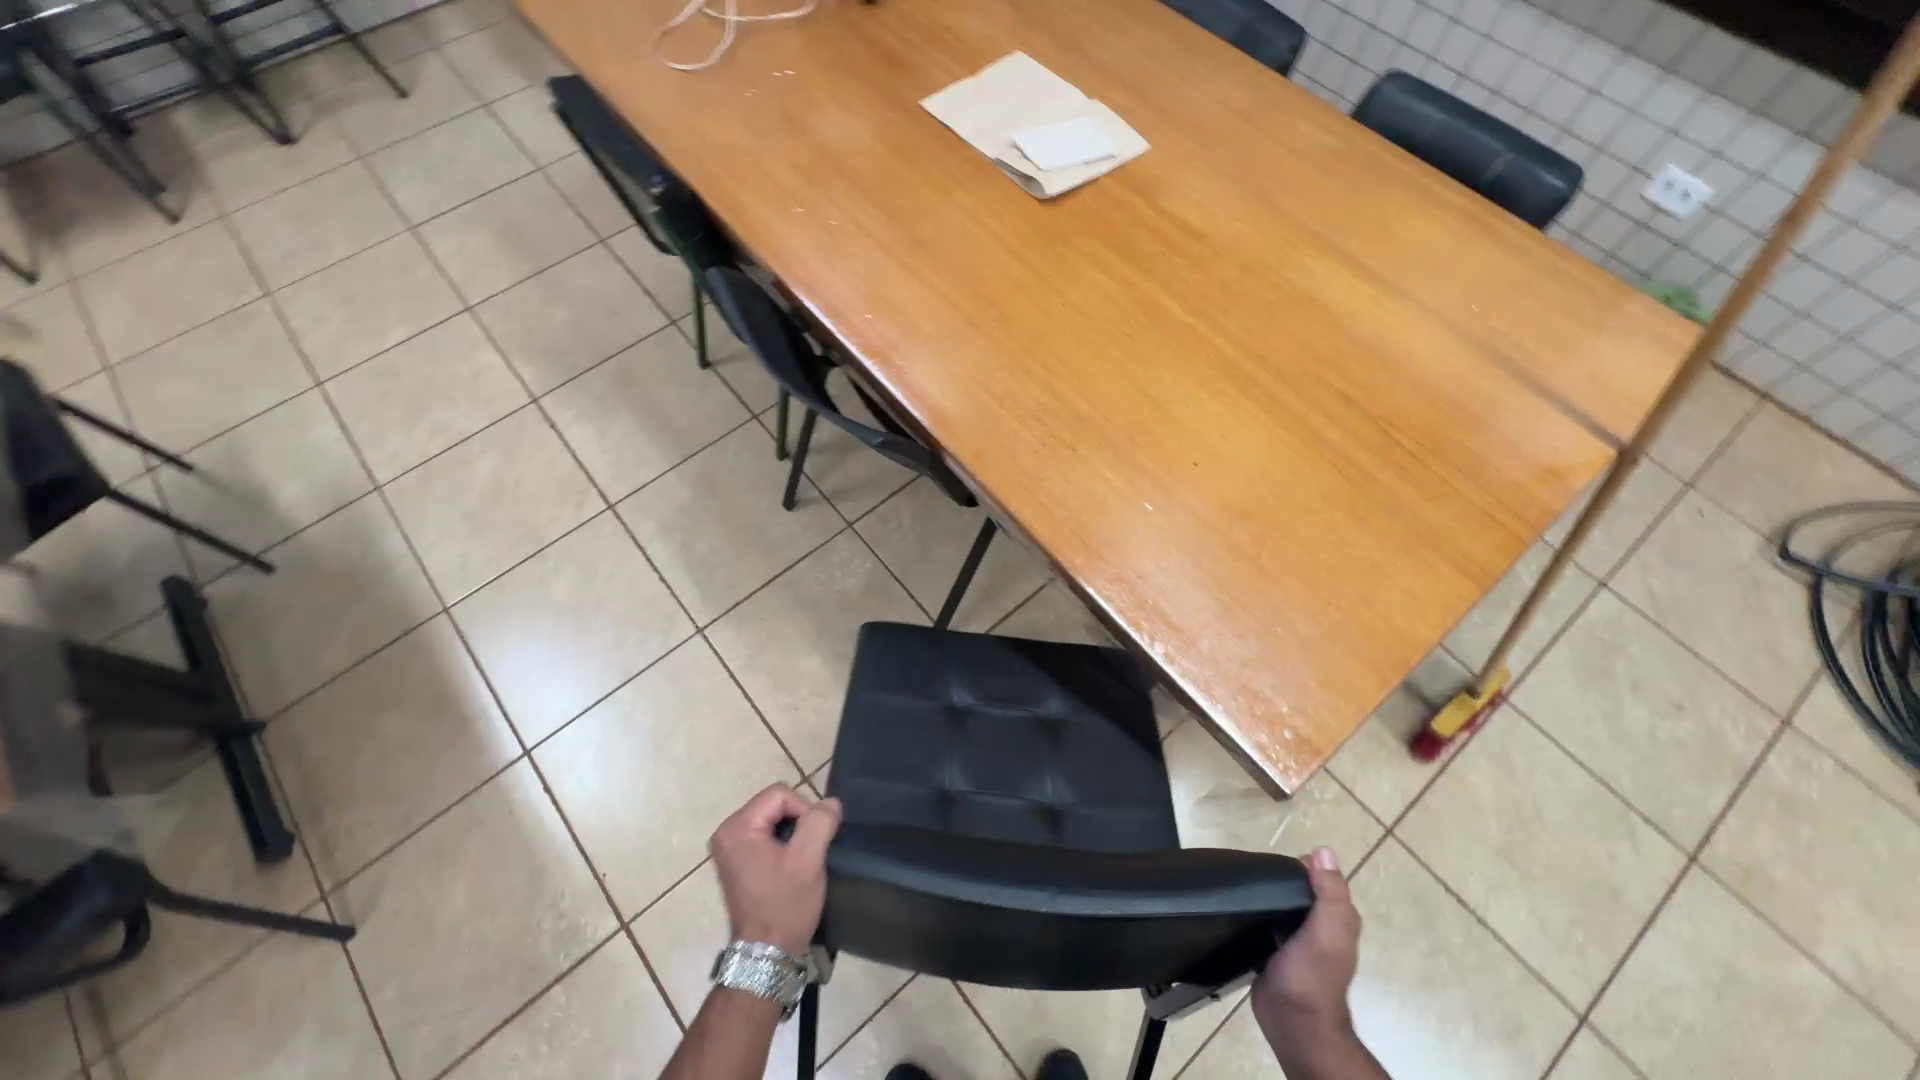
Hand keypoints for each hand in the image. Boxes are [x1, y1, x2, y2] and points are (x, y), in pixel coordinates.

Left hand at [710, 784, 843, 955]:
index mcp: (736, 828)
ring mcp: (729, 847)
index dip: (805, 810)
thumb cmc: (785, 906)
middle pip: (774, 804)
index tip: (813, 842)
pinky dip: (782, 844)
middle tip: (808, 852)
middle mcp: (726, 832)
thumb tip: (831, 802)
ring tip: (800, 861)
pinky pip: (766, 834)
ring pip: (773, 818)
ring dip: (792, 834)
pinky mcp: (736, 859)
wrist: (767, 953)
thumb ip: (820, 822)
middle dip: (798, 822)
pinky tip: (789, 866)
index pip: (780, 794)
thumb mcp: (808, 860)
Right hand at [1252, 847, 1362, 1051]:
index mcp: (1339, 918)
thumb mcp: (1327, 931)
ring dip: (1266, 896)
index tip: (1272, 863)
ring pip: (1282, 906)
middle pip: (1299, 890)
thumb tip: (1323, 850)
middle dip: (1279, 879)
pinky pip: (1267, 923)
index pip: (1321, 878)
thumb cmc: (1311, 976)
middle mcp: (1322, 927)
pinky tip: (1239, 909)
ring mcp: (1298, 940)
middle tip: (1251, 875)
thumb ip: (1329, 893)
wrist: (1293, 1024)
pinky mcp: (1276, 951)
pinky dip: (1257, 914)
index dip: (1301, 866)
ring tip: (1241, 887)